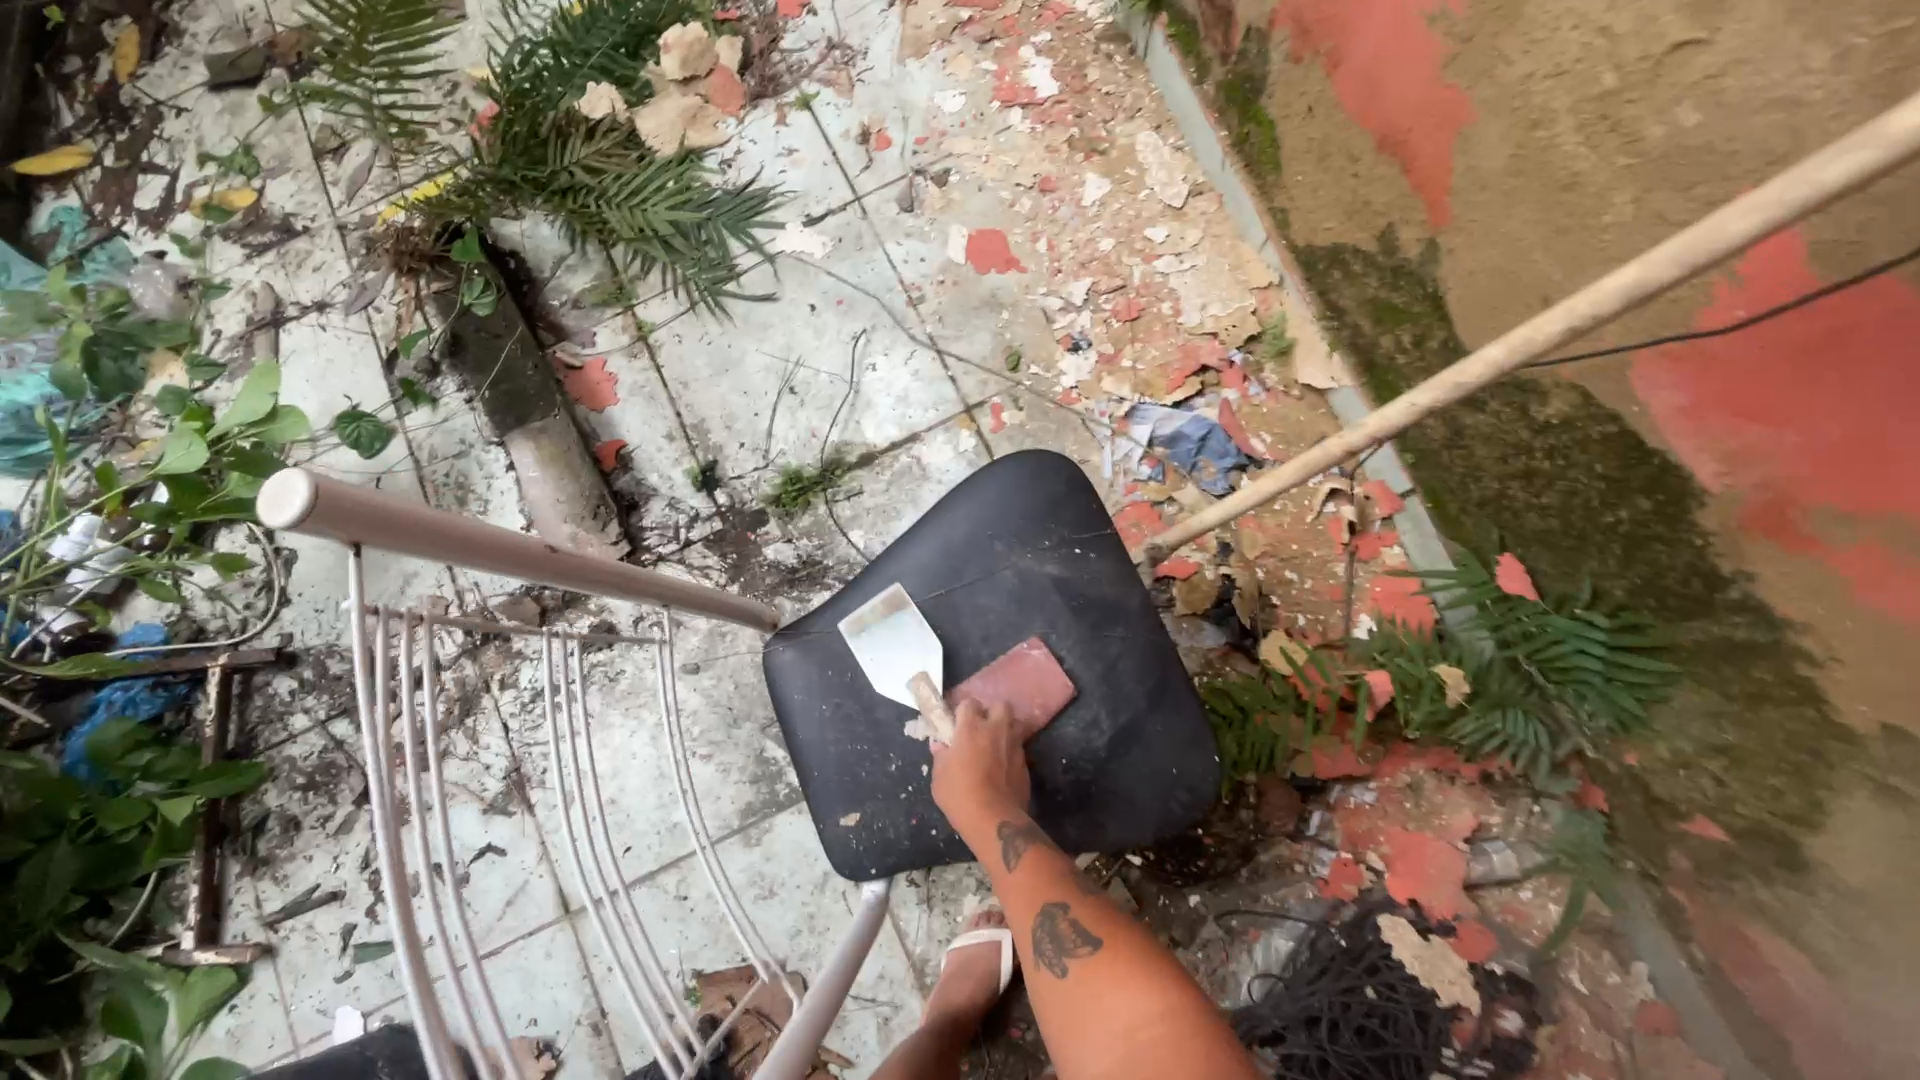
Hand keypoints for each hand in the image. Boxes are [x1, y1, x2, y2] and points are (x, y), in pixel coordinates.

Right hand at [931, 700, 1029, 830]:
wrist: (993, 818)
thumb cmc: (959, 795)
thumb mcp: (939, 776)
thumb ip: (941, 756)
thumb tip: (940, 745)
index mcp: (971, 728)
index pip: (969, 703)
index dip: (963, 711)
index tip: (958, 723)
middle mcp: (996, 730)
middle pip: (1000, 705)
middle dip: (992, 712)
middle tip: (982, 728)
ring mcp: (1014, 744)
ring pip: (1016, 722)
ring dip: (1007, 727)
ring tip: (997, 741)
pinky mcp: (1026, 761)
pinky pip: (1020, 746)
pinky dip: (1013, 749)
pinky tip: (1005, 764)